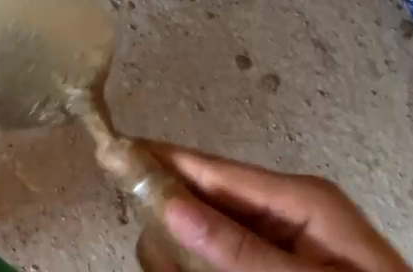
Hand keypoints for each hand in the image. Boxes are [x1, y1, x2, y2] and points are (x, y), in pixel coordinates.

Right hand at [145, 145, 411, 271]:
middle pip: (209, 195)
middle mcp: (289, 207)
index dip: (161, 158)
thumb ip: (239, 249)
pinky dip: (204, 254)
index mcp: (301, 196)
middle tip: (130, 217)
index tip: (112, 152)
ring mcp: (287, 237)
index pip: (213, 168)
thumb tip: (168, 205)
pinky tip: (179, 262)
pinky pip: (231, 246)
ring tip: (156, 254)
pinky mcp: (284, 259)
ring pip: (213, 224)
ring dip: (181, 236)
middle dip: (167, 207)